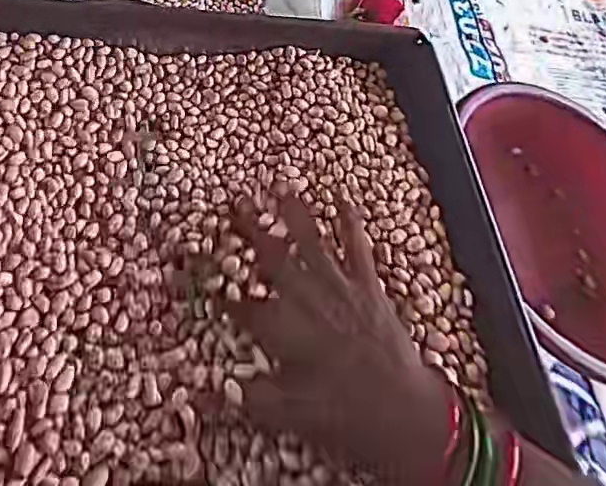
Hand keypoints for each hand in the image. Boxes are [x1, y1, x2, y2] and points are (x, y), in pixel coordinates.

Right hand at [227, 189, 455, 485]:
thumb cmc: (346, 418)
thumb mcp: (291, 416)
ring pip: (310, 243)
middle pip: (272, 258)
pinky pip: (356, 247)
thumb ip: (247, 398)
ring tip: (279, 186)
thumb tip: (203, 394)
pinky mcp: (367, 286)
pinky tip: (341, 198)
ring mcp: (339, 289)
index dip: (214, 282)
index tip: (195, 262)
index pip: (239, 303)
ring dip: (294, 214)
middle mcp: (307, 300)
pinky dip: (349, 222)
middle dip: (250, 229)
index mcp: (284, 330)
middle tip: (233, 204)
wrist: (410, 419)